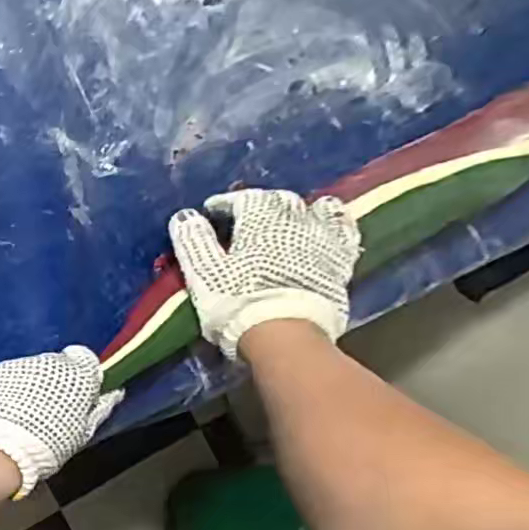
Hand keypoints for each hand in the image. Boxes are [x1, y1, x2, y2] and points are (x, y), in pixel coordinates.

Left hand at [0, 346, 121, 497]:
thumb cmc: (46, 442)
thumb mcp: (82, 430)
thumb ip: (98, 408)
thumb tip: (111, 395)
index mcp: (75, 372)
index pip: (83, 360)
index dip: (79, 376)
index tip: (74, 393)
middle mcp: (43, 361)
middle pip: (50, 366)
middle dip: (49, 383)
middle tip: (43, 410)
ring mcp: (11, 366)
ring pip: (22, 372)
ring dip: (22, 386)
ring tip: (16, 414)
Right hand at [168, 189, 361, 359]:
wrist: (284, 330)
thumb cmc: (236, 300)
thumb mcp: (203, 272)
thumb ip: (193, 241)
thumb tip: (184, 215)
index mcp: (261, 223)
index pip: (246, 199)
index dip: (226, 201)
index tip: (209, 209)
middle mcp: (297, 223)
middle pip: (282, 201)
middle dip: (260, 202)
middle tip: (242, 212)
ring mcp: (325, 240)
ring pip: (318, 210)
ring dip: (300, 208)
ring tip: (288, 214)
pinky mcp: (342, 259)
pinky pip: (344, 231)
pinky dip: (334, 223)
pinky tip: (328, 226)